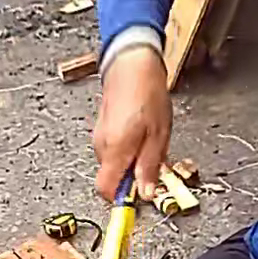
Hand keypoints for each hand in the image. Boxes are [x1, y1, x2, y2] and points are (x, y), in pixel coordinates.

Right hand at [93, 46, 170, 201]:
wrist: (131, 60)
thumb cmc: (147, 93)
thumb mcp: (158, 136)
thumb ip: (149, 168)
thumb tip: (145, 194)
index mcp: (114, 151)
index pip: (107, 191)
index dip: (123, 199)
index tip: (139, 195)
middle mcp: (101, 147)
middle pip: (112, 180)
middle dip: (132, 179)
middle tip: (152, 164)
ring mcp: (99, 138)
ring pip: (114, 166)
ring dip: (131, 163)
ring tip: (149, 143)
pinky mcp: (102, 130)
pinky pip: (113, 151)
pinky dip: (127, 151)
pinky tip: (141, 135)